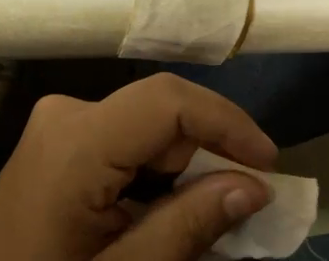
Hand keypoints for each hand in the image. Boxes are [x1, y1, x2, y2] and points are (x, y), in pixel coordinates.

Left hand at [0, 73, 276, 260]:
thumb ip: (187, 228)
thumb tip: (252, 186)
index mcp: (77, 139)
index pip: (166, 100)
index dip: (225, 122)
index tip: (272, 167)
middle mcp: (66, 114)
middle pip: (157, 116)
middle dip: (211, 154)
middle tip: (258, 207)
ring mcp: (57, 128)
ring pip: (144, 131)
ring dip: (188, 169)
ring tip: (225, 218)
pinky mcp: (56, 146)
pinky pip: (121, 146)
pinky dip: (157, 177)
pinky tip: (181, 214)